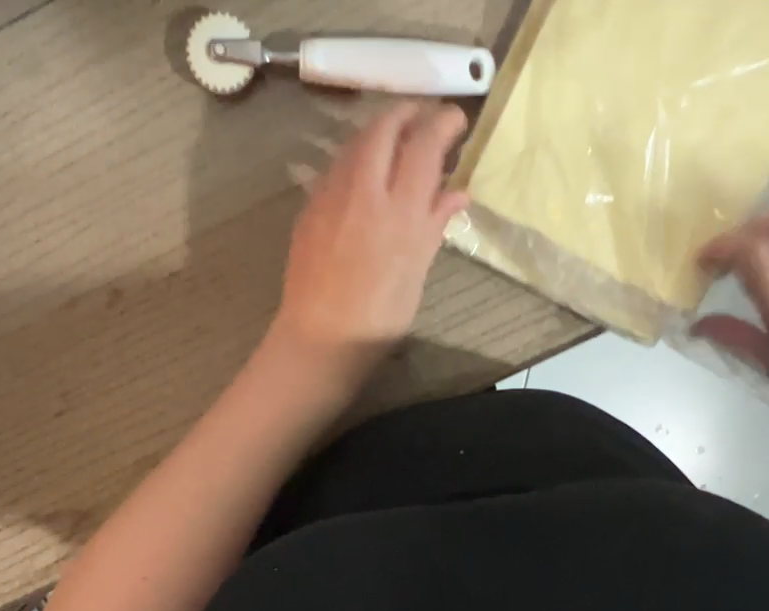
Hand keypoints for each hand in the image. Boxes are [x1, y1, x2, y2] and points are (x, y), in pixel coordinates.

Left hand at [262, 102, 471, 395]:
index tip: (457, 120)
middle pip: (385, 128)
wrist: (321, 338)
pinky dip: (358, 156)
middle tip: (424, 118)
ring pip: (356, 143)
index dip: (443, 122)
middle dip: (408, 113)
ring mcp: (332, 196)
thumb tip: (458, 193)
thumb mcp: (416, 273)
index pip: (425, 144)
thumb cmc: (379, 317)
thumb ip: (435, 225)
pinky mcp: (310, 207)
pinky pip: (337, 166)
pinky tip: (366, 175)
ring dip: (380, 132)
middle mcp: (365, 192)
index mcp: (401, 212)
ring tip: (398, 141)